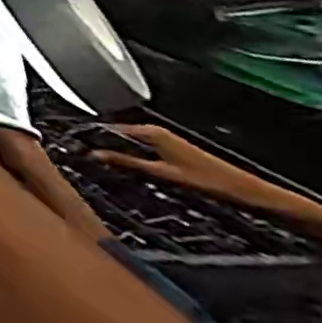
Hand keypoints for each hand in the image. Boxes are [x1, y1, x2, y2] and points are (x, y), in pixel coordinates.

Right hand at [87, 124, 290, 211]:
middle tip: (78, 153)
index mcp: (151, 132)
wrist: (250, 193)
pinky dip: (126, 154)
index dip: (88, 136)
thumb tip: (93, 154)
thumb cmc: (209, 181)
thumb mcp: (164, 174)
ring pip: (127, 141)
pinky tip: (121, 164)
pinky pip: (138, 148)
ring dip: (112, 149)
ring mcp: (164, 140)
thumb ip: (127, 163)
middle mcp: (155, 132)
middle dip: (98, 142)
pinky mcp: (170, 150)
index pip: (108, 128)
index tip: (70, 144)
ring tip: (94, 160)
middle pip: (116, 134)